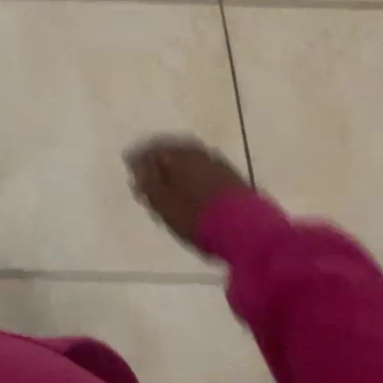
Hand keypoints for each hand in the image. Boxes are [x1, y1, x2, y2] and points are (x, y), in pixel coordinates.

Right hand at [125, 136, 249, 253]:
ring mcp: (220, 165)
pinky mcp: (235, 180)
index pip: (150, 149)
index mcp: (177, 153)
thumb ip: (147, 183)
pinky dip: (195, 180)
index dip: (138, 160)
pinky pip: (206, 174)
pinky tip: (194, 196)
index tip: (132, 172)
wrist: (250, 233)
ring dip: (179, 173)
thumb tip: (135, 166)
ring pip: (191, 164)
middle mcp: (198, 152)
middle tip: (150, 181)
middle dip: (160, 165)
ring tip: (171, 191)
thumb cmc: (197, 216)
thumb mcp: (163, 203)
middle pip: (172, 154)